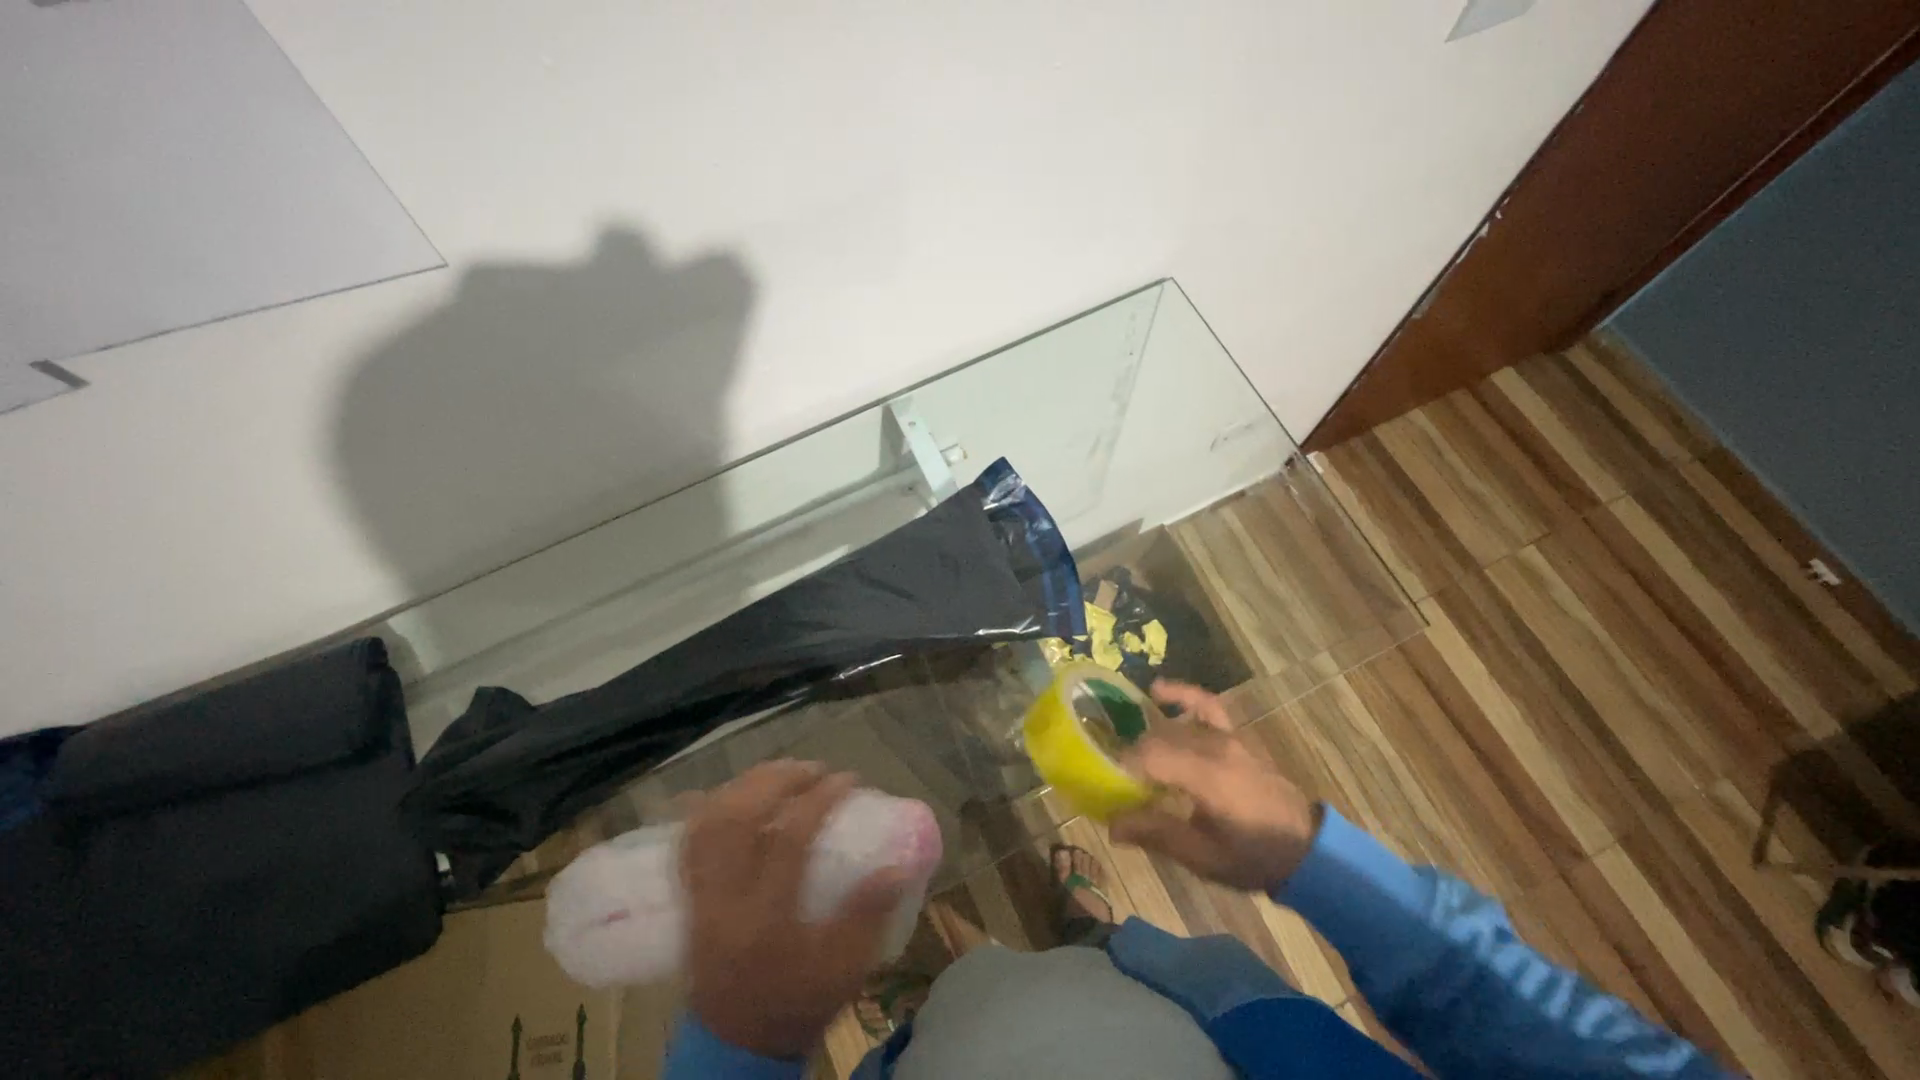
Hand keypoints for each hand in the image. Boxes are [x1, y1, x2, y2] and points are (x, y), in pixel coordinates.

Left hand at [682, 762, 907, 1059]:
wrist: (738, 1042)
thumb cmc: (798, 1003)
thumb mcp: (845, 969)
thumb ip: (868, 916)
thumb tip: (899, 865)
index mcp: (765, 919)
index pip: (786, 840)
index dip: (819, 799)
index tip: (848, 780)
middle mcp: (723, 901)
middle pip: (736, 819)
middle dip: (777, 781)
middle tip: (813, 769)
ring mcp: (699, 896)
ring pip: (707, 823)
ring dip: (745, 786)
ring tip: (780, 772)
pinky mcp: (687, 897)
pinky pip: (688, 841)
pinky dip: (709, 808)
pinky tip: (734, 793)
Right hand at [1109, 680, 1322, 892]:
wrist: (1306, 850)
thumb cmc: (1252, 857)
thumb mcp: (1202, 857)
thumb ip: (1156, 834)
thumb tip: (1111, 824)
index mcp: (1207, 777)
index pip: (1149, 756)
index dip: (1121, 767)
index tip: (1106, 785)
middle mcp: (1215, 748)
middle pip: (1157, 739)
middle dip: (1131, 757)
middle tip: (1116, 782)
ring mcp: (1228, 737)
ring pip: (1174, 727)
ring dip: (1149, 739)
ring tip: (1132, 758)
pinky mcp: (1237, 736)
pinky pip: (1206, 705)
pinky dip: (1181, 695)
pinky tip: (1157, 691)